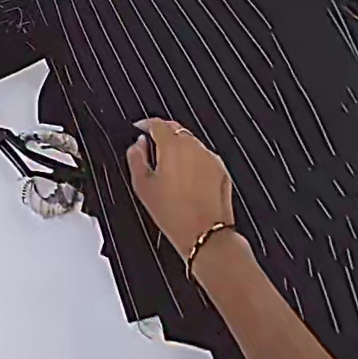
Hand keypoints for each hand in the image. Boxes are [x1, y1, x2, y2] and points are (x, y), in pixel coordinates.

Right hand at [126, 119, 236, 258]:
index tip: (139, 128)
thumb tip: (137, 145)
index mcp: (172, 146)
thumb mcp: (142, 185)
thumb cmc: (174, 213)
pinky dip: (193, 160)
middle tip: (151, 146)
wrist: (205, 235)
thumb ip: (135, 158)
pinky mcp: (221, 170)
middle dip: (162, 133)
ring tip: (168, 167)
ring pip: (191, 142)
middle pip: (176, 129)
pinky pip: (203, 156)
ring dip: (178, 147)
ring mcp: (210, 158)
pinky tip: (185, 179)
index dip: (145, 124)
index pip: (157, 123)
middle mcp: (194, 147)